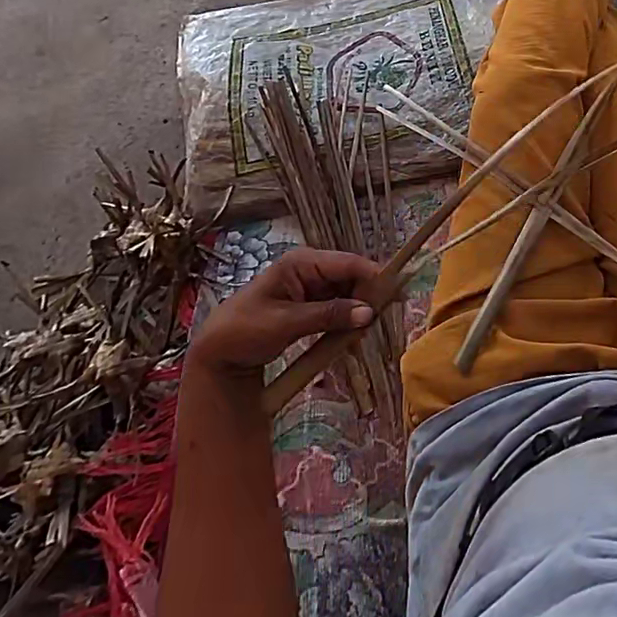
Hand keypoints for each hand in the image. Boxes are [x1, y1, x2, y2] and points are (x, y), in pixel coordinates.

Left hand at [188, 248, 382, 380]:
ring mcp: (312, 288)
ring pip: (349, 296)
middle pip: (353, 278)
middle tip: (378, 324)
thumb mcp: (286, 323)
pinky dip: (347, 324)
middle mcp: (311, 270)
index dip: (375, 276)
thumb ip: (328, 316)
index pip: (349, 263)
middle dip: (367, 299)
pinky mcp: (312, 307)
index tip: (399, 293)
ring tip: (361, 338)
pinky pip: (339, 310)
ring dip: (358, 315)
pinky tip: (350, 341)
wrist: (217, 354)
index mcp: (302, 262)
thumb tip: (368, 313)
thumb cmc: (244, 330)